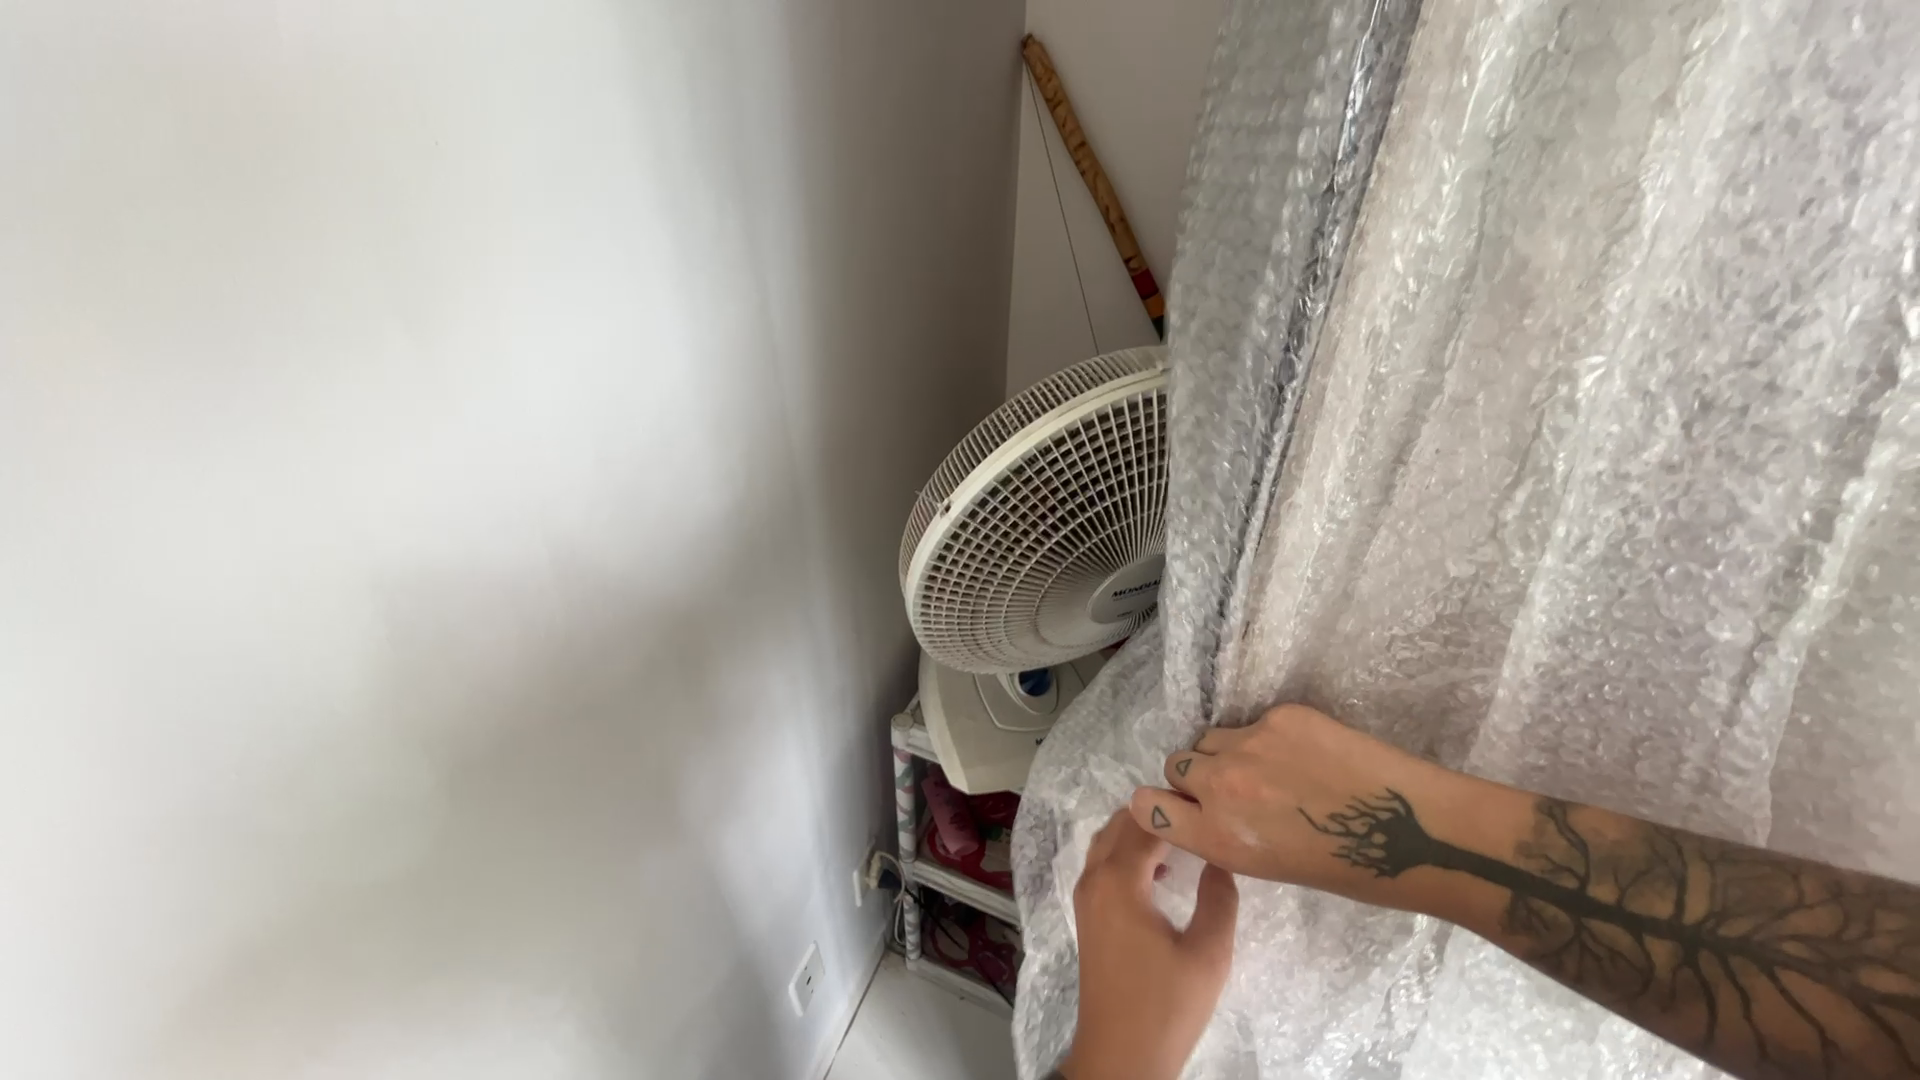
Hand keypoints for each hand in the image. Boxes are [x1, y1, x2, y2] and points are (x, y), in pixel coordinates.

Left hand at [1060, 809, 1238, 1079]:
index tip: (1209, 801)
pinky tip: (1162, 871)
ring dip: (1139, 832)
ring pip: (1108, 841)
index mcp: (1119, 880)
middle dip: (1157, 813)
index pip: (1147, 823)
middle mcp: (1094, 877)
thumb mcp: (1208, 954)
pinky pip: (1104, 863)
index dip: (1178, 809)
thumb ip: (1219, 898)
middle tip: (1199, 813)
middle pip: (1121, 824)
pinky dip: (1128, 853)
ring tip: (1184, 837)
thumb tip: (1223, 856)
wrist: (1120, 1054)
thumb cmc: (1166, 1006)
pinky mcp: (1087, 913)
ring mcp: (1086, 895)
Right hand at [1127, 705, 1510, 914]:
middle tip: (1236, 788)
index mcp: (1218, 836)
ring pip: (1210, 738)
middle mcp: (1221, 786)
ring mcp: (1250, 744)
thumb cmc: (1348, 868)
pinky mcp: (1281, 715)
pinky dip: (1268, 737)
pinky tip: (1304, 755)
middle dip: (1197, 775)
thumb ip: (1223, 832)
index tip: (1178, 803)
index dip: (1158, 801)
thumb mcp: (1266, 865)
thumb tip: (1207, 807)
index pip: (1147, 804)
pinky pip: (1253, 723)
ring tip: (1270, 769)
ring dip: (1227, 752)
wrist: (1418, 832)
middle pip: (1177, 763)